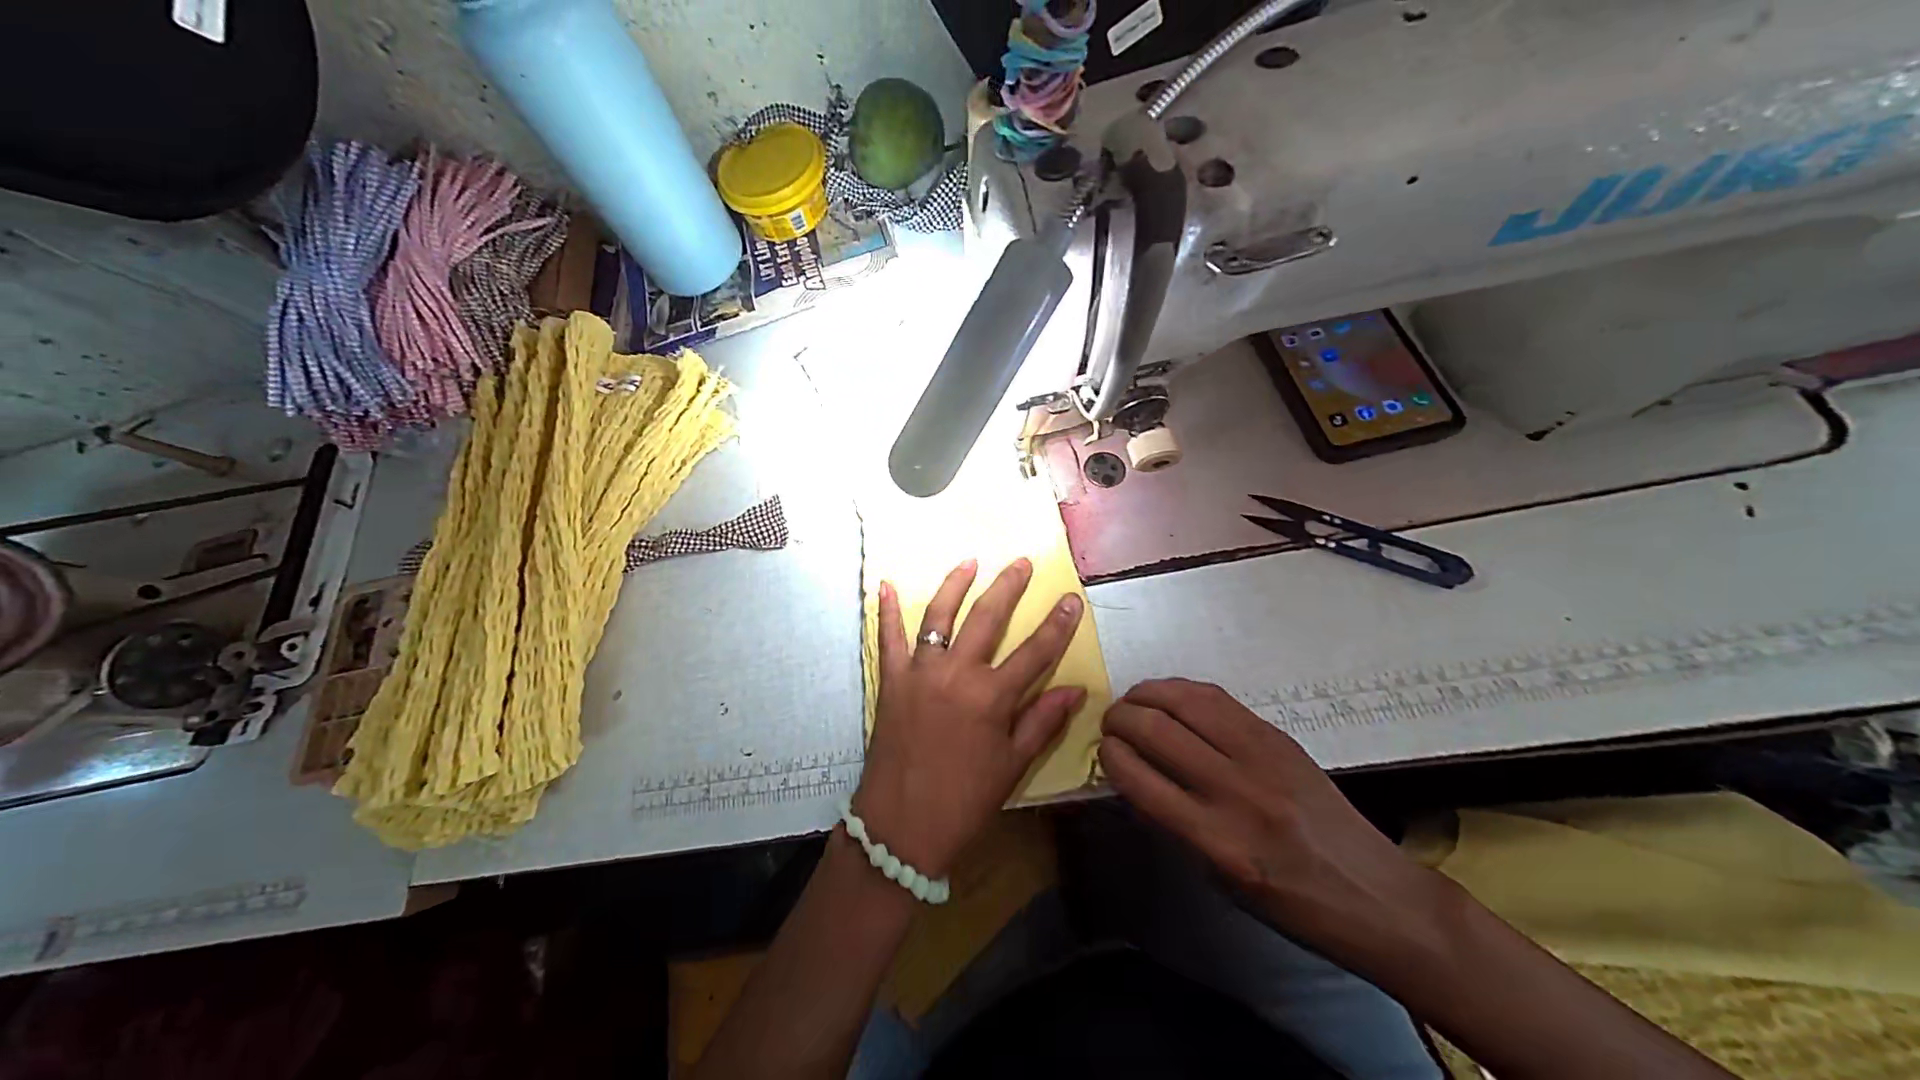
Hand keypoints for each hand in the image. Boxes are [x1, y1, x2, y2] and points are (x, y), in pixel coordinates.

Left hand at [857, 558, 1085, 877]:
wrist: (901, 826)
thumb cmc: (965, 800)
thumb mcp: (1012, 765)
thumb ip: (1042, 721)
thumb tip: (1076, 690)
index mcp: (992, 696)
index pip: (1035, 651)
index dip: (1057, 624)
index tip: (1071, 598)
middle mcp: (957, 673)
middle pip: (988, 618)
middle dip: (1008, 587)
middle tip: (1022, 563)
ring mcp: (920, 673)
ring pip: (939, 616)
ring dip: (955, 585)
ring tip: (969, 562)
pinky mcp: (891, 681)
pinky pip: (888, 639)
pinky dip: (886, 611)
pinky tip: (885, 585)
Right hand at [1099, 678, 1444, 963]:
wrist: (1372, 893)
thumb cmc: (1287, 901)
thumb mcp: (1216, 877)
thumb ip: (1170, 823)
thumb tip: (1130, 775)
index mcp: (1216, 841)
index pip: (1138, 779)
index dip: (1109, 756)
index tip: (1102, 751)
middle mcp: (1236, 792)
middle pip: (1155, 730)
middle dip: (1119, 718)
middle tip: (1111, 723)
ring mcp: (1262, 757)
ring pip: (1185, 701)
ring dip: (1146, 694)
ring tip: (1133, 701)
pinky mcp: (1279, 736)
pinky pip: (1218, 699)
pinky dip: (1183, 691)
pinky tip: (1171, 698)